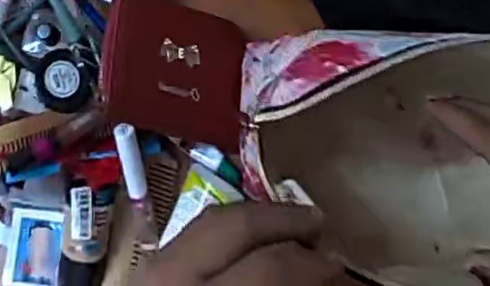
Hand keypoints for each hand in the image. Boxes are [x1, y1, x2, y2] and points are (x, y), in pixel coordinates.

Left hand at [141, 203, 345, 285]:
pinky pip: (192, 232)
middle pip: (235, 224)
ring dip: (254, 217)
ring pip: (211, 219)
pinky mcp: (148, 264)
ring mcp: (154, 264)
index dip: (312, 263)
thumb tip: (326, 270)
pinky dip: (226, 230)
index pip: (268, 265)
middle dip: (283, 219)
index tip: (341, 263)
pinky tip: (249, 236)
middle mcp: (173, 272)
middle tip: (321, 224)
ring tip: (290, 223)